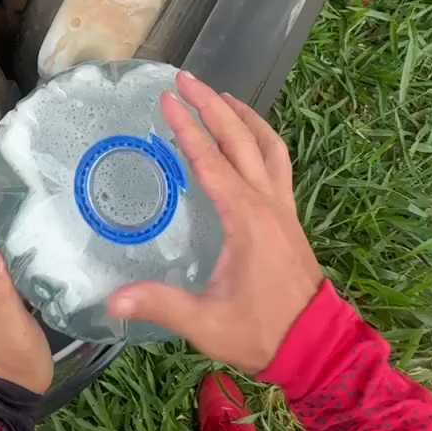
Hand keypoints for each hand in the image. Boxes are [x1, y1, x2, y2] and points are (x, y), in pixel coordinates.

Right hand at [107, 71, 324, 371]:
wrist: (319, 351)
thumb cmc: (262, 333)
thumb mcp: (207, 323)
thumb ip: (161, 304)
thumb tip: (112, 301)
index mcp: (245, 217)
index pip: (210, 159)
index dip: (187, 126)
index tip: (166, 98)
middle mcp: (266, 201)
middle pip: (240, 138)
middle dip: (211, 104)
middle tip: (185, 79)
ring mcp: (282, 205)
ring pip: (267, 144)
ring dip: (242, 115)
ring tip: (220, 95)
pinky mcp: (289, 214)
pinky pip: (278, 161)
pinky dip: (262, 137)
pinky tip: (249, 136)